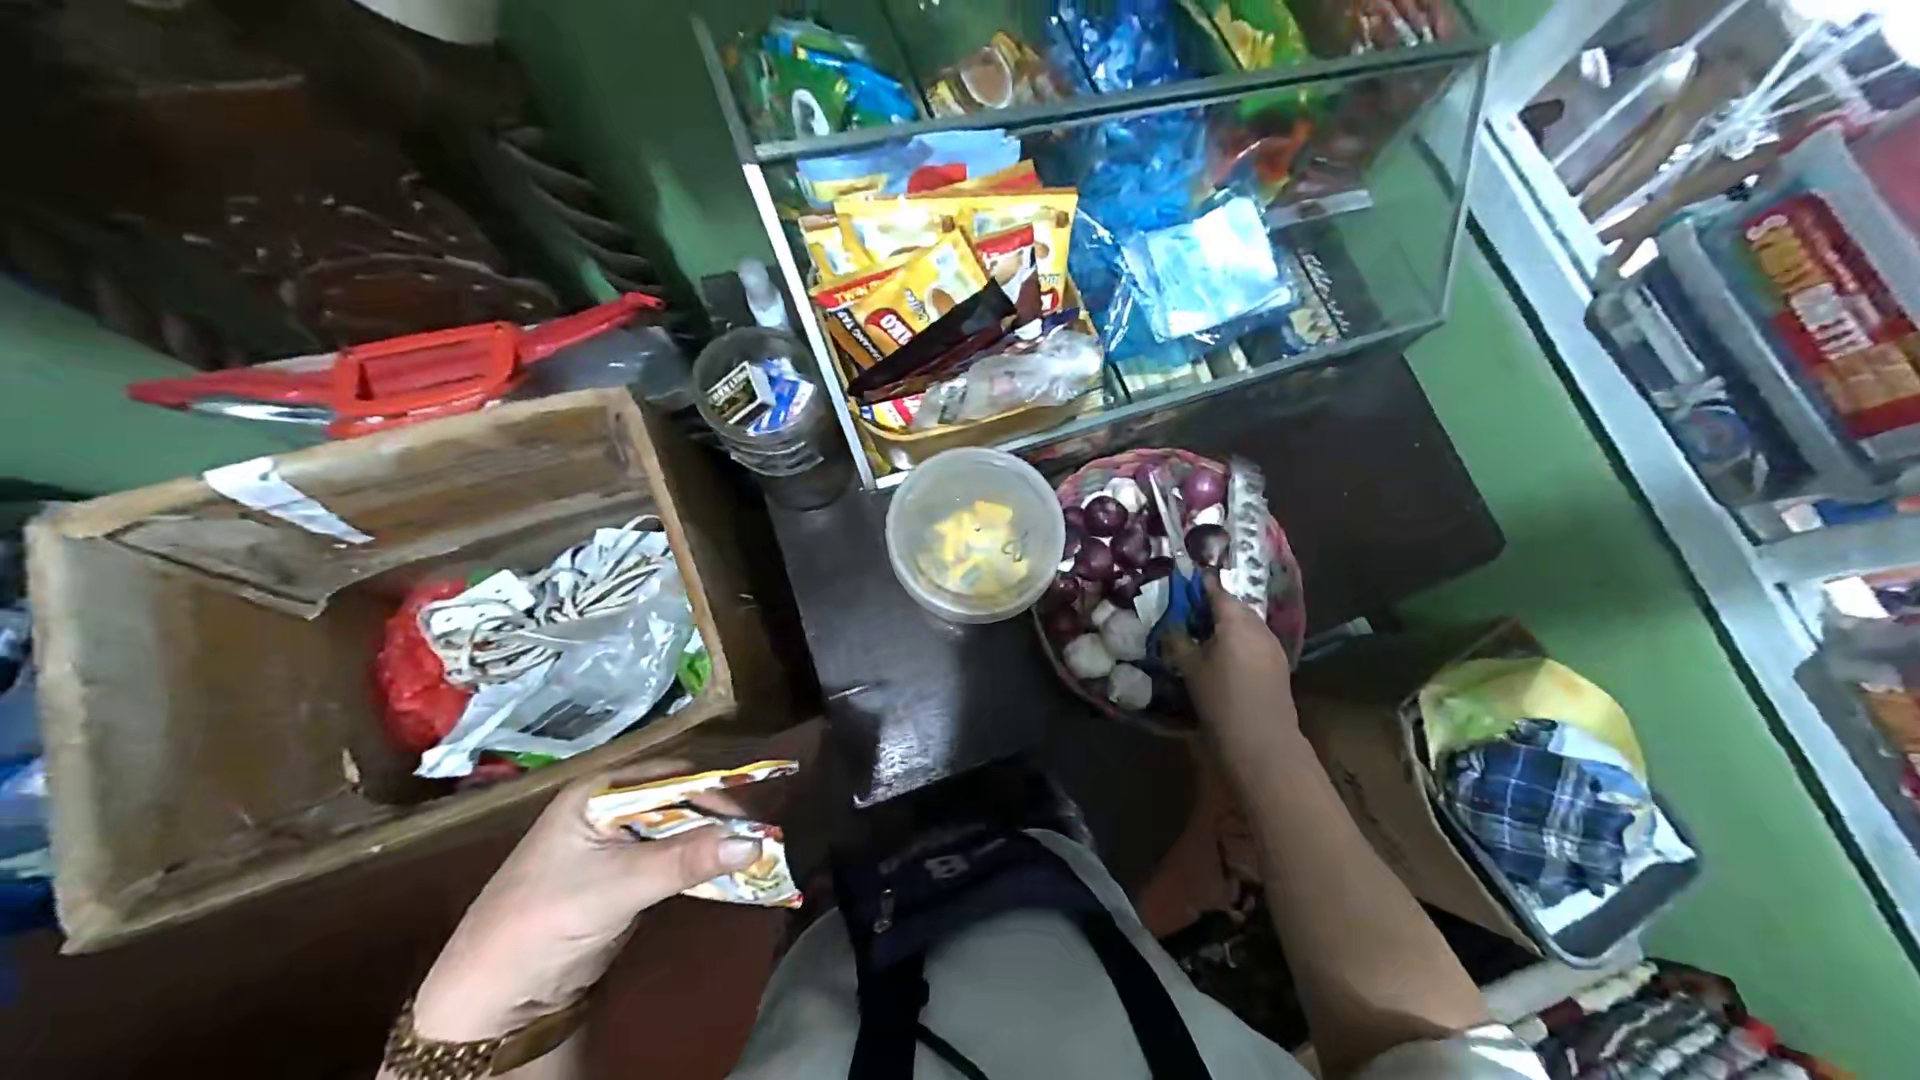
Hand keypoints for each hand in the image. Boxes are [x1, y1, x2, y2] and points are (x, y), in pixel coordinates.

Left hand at [411, 765, 763, 1040]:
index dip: (715, 788)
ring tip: (754, 852)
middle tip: (758, 835)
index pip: (672, 776)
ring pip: (680, 828)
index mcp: (599, 793)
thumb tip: (758, 840)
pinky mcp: (625, 874)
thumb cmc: (545, 920)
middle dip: (718, 817)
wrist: (490, 996)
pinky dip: (700, 863)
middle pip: (679, 799)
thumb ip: (686, 859)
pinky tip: (727, 871)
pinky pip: (673, 857)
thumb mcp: (619, 886)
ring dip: (713, 841)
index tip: (752, 812)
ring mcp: (617, 842)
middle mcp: (611, 808)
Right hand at [1163, 573, 1299, 755]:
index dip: (1197, 584)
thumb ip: (1177, 639)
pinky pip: (1254, 639)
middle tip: (1188, 612)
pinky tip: (1224, 654)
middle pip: (1233, 605)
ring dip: (1225, 622)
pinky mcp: (1278, 662)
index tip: (1181, 583)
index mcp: (1234, 620)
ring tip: (1203, 634)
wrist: (1261, 738)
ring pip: (1245, 622)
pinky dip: (1238, 638)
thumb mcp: (1188, 666)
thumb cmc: (1219, 697)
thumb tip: (1170, 623)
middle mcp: (1257, 625)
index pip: (1215, 590)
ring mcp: (1272, 644)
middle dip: (1211, 604)